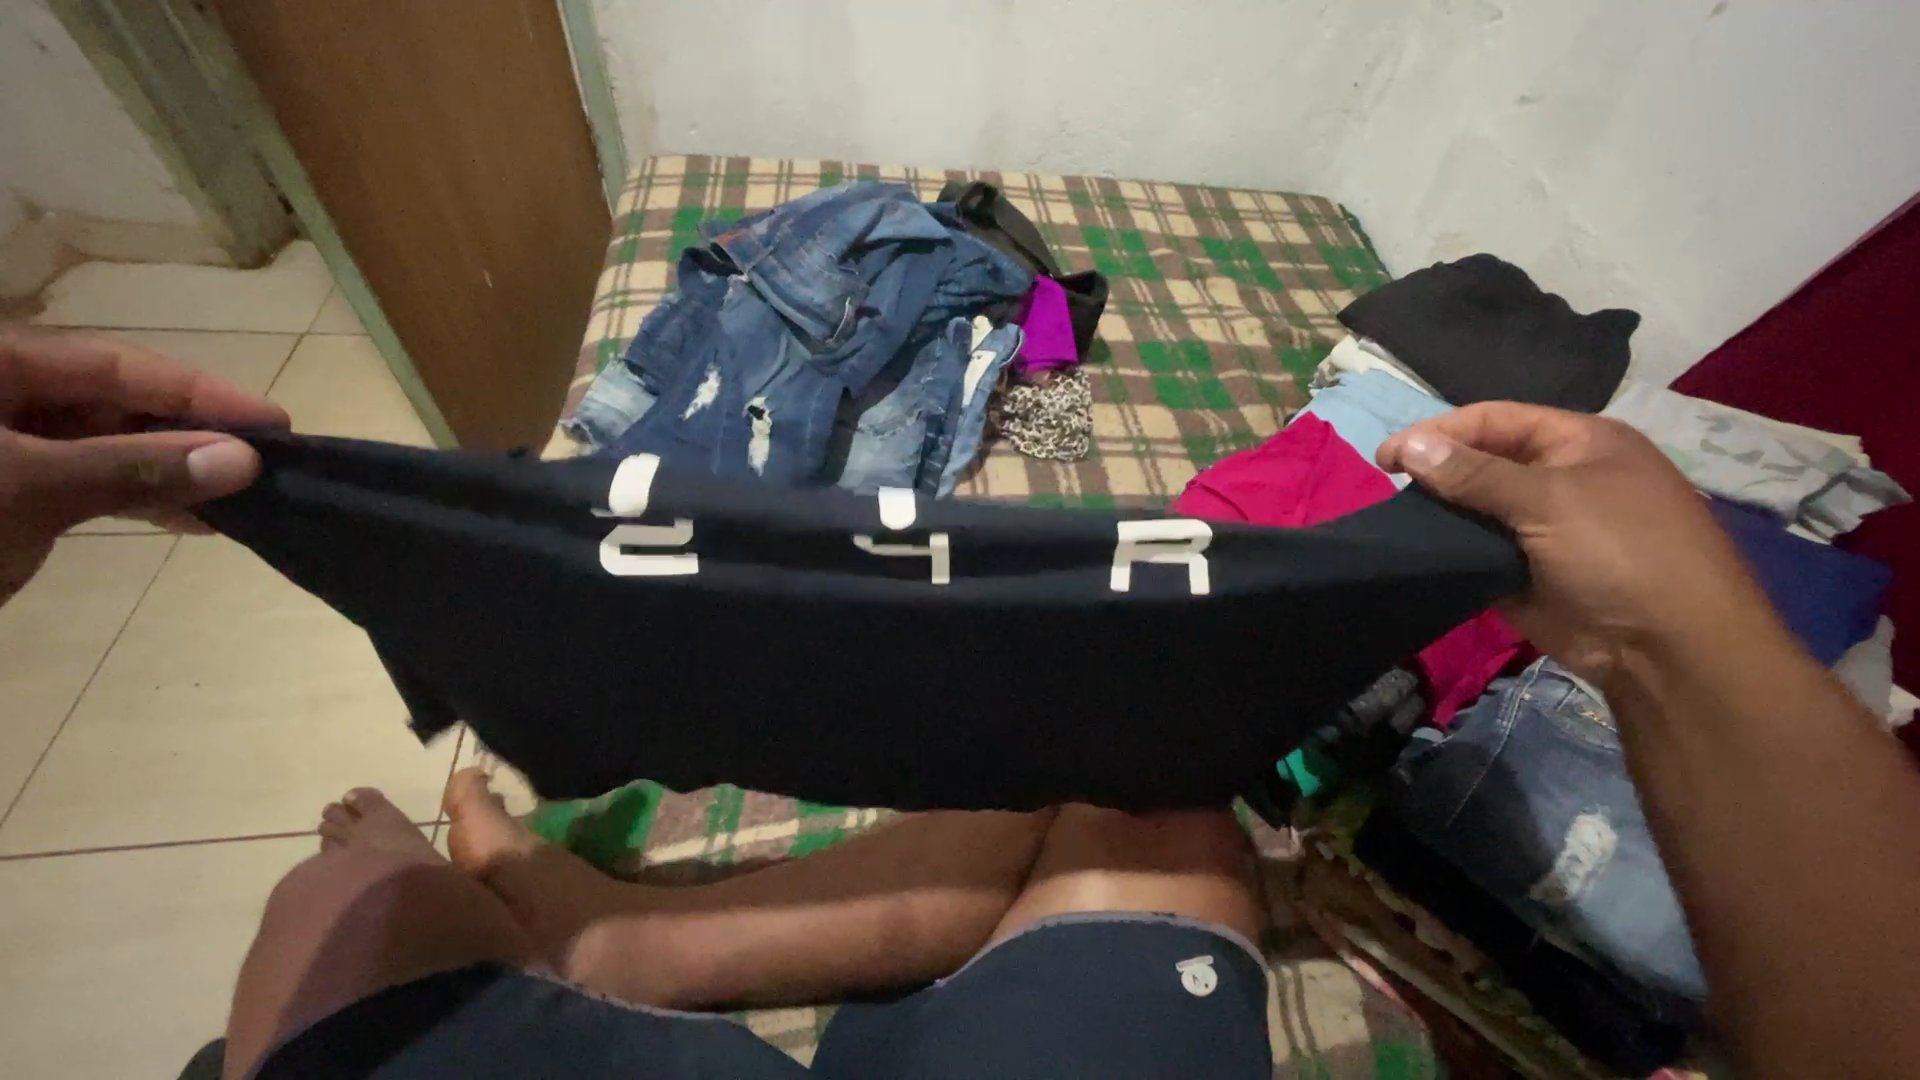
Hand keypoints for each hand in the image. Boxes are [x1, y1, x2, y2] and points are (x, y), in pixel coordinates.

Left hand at [0, 327, 288, 604]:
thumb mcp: (23, 492)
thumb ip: (136, 467)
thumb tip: (245, 458)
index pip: (113, 365)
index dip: (202, 394)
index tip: (278, 425)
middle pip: (110, 400)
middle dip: (193, 433)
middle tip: (267, 463)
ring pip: (100, 442)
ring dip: (172, 469)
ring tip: (239, 495)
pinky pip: (80, 477)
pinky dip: (134, 494)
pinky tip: (187, 516)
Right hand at [1377, 402, 1774, 682]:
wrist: (1665, 649)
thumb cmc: (1621, 553)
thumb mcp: (1548, 500)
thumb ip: (1473, 473)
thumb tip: (1408, 447)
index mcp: (1577, 444)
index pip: (1493, 420)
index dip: (1438, 432)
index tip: (1386, 458)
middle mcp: (1558, 478)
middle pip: (1479, 461)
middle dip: (1434, 472)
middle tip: (1388, 491)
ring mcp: (1539, 527)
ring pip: (1471, 508)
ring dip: (1436, 514)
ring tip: (1396, 523)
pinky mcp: (1521, 569)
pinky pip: (1473, 549)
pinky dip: (1446, 550)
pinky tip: (1415, 553)